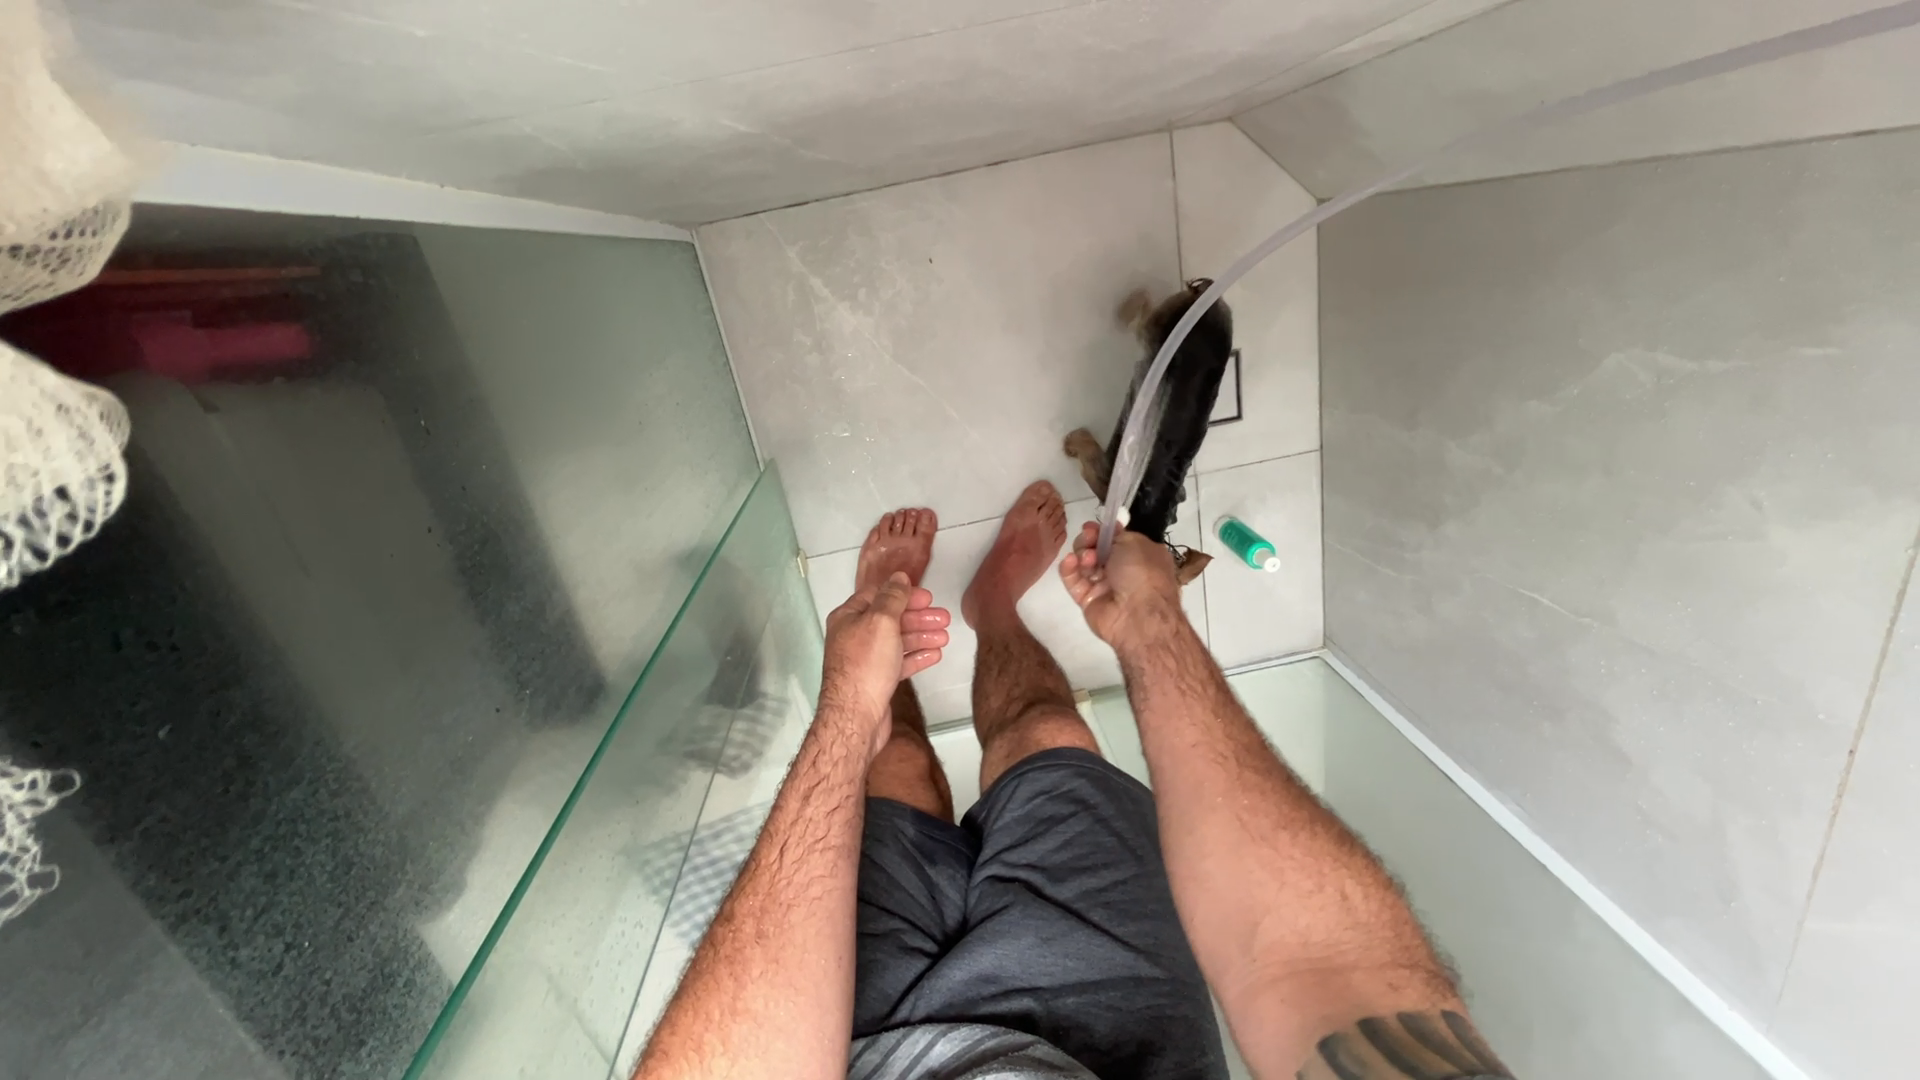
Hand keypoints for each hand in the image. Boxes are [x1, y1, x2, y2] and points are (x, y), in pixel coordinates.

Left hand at [819, 572, 948, 756]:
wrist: (856, 717)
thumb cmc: (865, 665)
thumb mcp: (881, 621)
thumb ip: (892, 597)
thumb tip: (899, 578)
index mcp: (849, 617)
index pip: (878, 596)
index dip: (905, 595)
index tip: (928, 597)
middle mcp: (854, 636)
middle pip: (891, 619)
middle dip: (919, 617)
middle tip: (944, 618)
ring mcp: (865, 660)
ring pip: (898, 642)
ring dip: (922, 637)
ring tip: (944, 637)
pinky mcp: (876, 681)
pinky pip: (899, 663)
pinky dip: (916, 657)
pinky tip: (934, 655)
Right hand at [1059, 522, 1184, 650]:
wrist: (1139, 615)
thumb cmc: (1142, 573)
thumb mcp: (1135, 542)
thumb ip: (1117, 533)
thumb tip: (1109, 529)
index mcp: (1140, 556)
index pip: (1115, 539)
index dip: (1103, 531)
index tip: (1093, 527)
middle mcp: (1122, 570)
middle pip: (1096, 549)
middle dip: (1089, 540)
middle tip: (1089, 538)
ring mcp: (1104, 585)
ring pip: (1083, 563)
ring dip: (1082, 554)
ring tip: (1087, 558)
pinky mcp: (1087, 599)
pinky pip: (1073, 581)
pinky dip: (1069, 569)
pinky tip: (1070, 561)